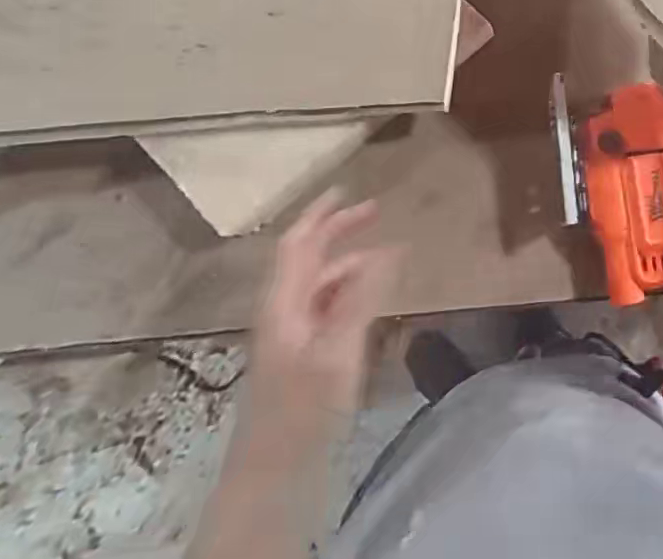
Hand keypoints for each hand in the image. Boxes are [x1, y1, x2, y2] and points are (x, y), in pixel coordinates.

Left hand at [247, 195, 399, 428]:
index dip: (320, 214)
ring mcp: (291, 335)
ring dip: (349, 263)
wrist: (272, 474)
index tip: (347, 187)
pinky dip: (350, 292)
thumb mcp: (338, 349)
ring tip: (387, 257)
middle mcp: (283, 311)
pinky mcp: (302, 355)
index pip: (298, 244)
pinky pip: (326, 308)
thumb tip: (390, 248)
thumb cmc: (303, 409)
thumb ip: (362, 297)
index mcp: (283, 304)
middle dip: (339, 231)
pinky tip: (372, 301)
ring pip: (319, 284)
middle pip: (308, 259)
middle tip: (376, 210)